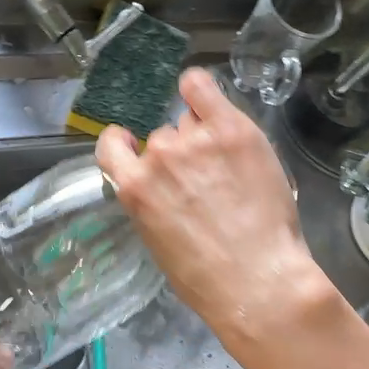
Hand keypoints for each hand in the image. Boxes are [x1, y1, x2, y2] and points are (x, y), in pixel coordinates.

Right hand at [96, 68, 332, 337]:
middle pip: (162, 138)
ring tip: (230, 165)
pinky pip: (201, 87)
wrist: (256, 281)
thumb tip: (162, 189)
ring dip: (203, 136)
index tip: (137, 151)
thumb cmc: (207, 281)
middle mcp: (157, 157)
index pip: (112, 146)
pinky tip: (211, 104)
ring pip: (189, 121)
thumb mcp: (159, 245)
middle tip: (208, 181)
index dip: (125, 146)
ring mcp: (193, 141)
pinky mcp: (230, 130)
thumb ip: (152, 205)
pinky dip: (200, 91)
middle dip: (181, 155)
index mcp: (133, 190)